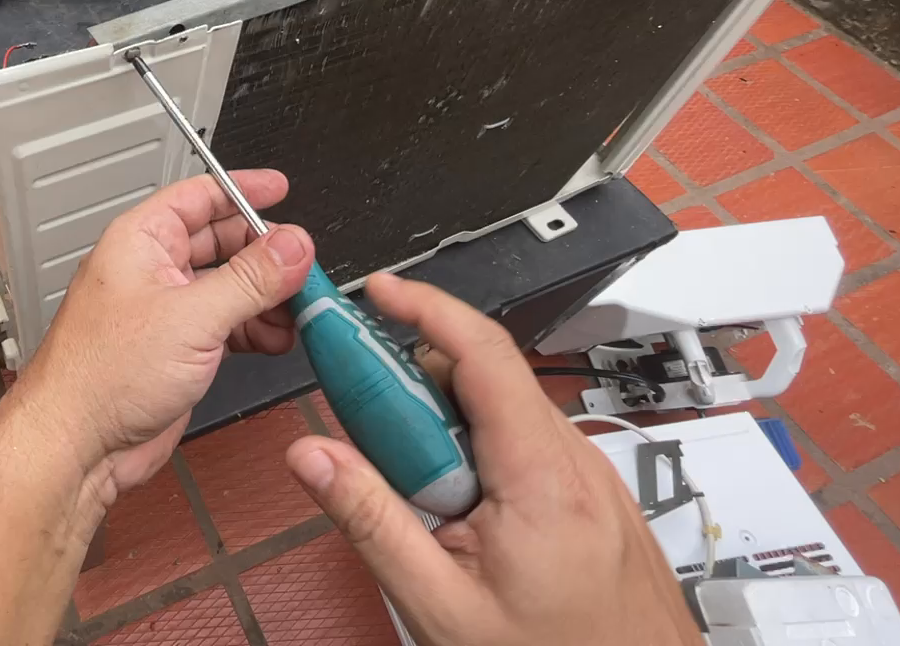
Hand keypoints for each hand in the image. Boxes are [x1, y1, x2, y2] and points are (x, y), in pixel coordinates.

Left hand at [15, 170, 314, 501]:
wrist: (78, 443)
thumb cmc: (100, 374)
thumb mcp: (190, 317)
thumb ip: (249, 280)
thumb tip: (291, 246)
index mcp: (141, 240)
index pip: (198, 196)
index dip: (241, 190)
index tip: (279, 190)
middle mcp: (152, 268)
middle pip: (220, 241)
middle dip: (263, 253)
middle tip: (302, 265)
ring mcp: (165, 309)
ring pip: (228, 286)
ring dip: (265, 297)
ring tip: (296, 311)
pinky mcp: (177, 347)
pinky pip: (225, 323)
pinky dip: (254, 329)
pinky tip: (276, 339)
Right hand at [285, 275, 702, 645]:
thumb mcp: (442, 607)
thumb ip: (370, 521)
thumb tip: (308, 452)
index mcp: (544, 477)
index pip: (483, 353)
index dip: (426, 306)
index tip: (376, 291)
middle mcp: (575, 460)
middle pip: (479, 376)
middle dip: (411, 379)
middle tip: (362, 415)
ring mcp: (589, 475)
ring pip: (496, 405)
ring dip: (438, 416)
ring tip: (407, 477)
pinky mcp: (591, 492)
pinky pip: (517, 436)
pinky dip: (468, 442)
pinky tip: (451, 499)